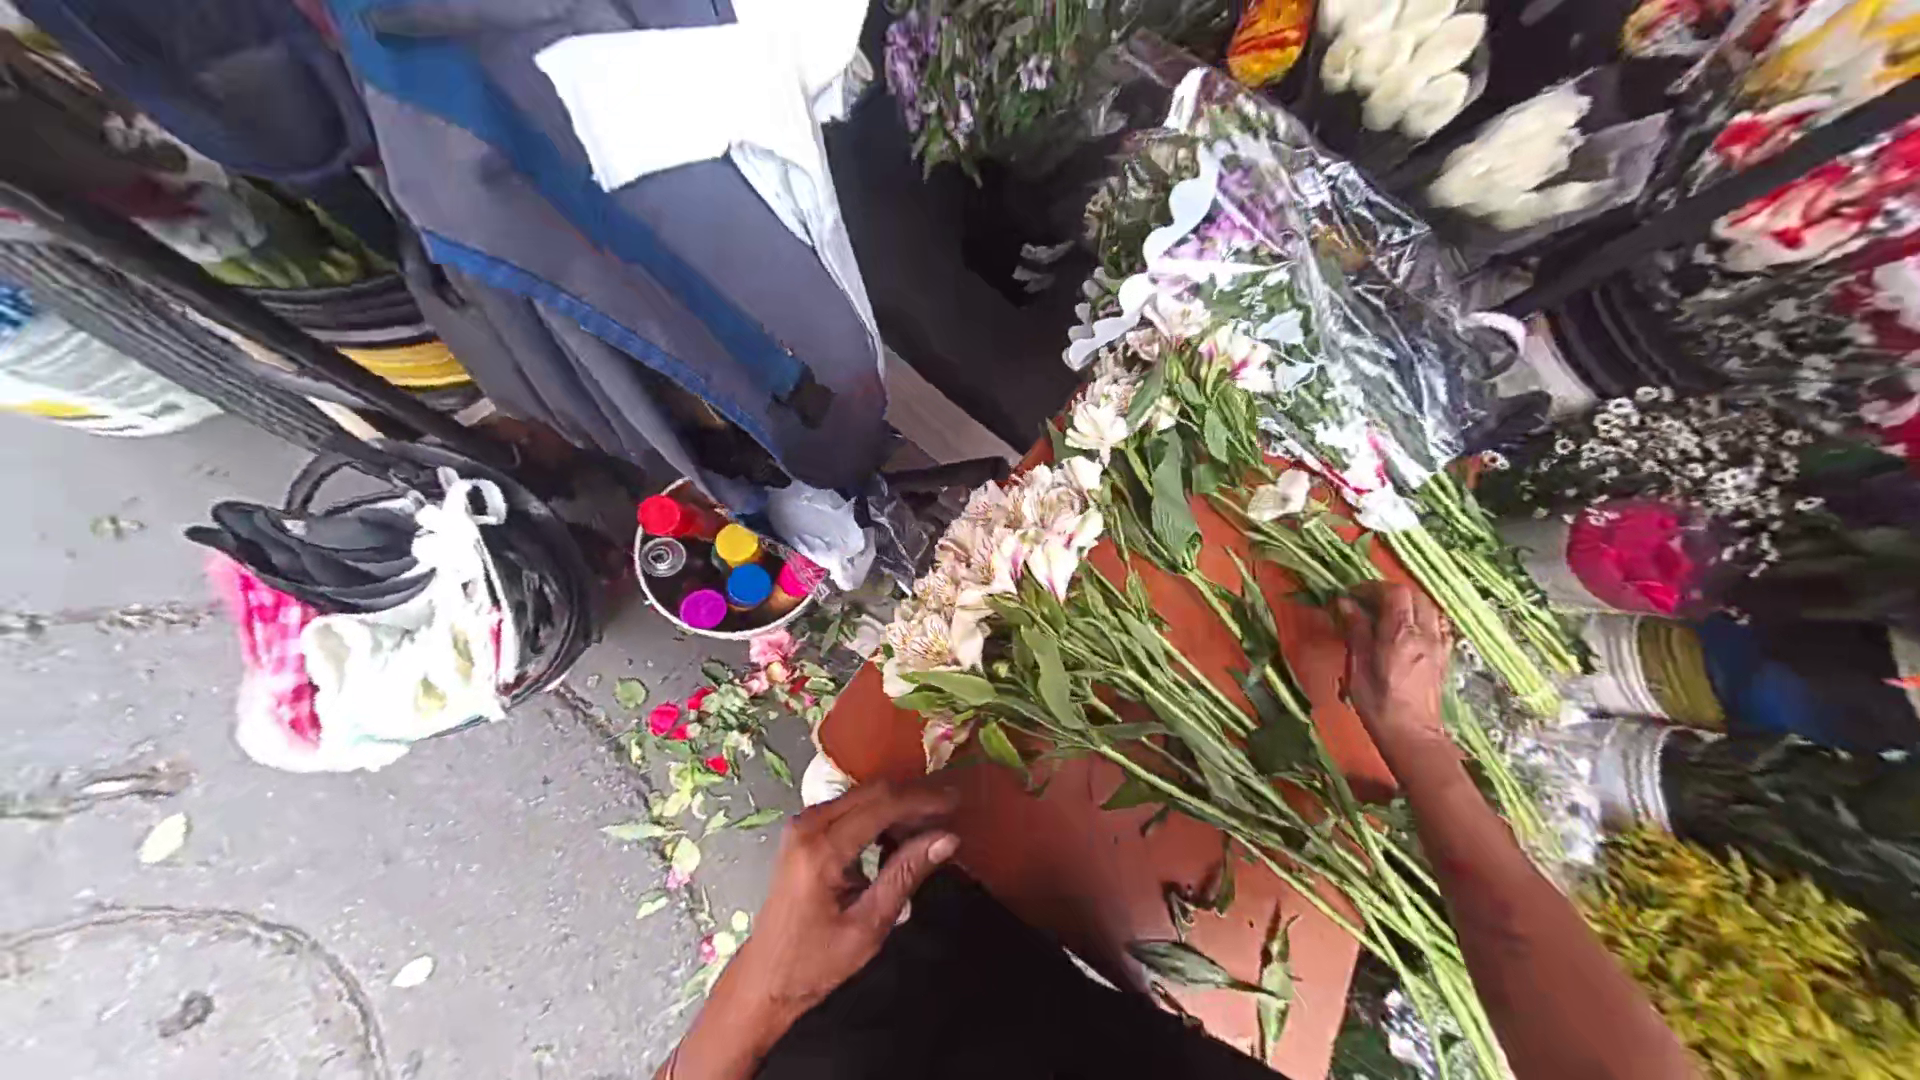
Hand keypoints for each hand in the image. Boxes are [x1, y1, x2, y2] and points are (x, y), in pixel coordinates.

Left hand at [667, 780, 959, 1079]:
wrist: (764, 979)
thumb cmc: (815, 962)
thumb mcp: (869, 925)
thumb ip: (906, 874)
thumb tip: (948, 838)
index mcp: (822, 847)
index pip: (883, 804)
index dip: (923, 799)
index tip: (956, 802)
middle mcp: (810, 823)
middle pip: (873, 792)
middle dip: (914, 798)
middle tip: (949, 811)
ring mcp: (804, 823)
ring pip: (864, 796)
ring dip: (898, 805)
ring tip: (930, 826)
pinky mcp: (805, 829)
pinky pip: (851, 807)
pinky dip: (880, 814)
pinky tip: (900, 835)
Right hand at [1335, 582, 1451, 755]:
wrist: (1410, 732)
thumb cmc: (1376, 700)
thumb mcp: (1357, 664)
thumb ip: (1356, 630)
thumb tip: (1345, 603)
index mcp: (1400, 633)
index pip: (1395, 592)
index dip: (1372, 587)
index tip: (1352, 596)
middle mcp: (1425, 634)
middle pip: (1415, 596)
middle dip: (1389, 593)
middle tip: (1366, 603)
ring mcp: (1439, 644)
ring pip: (1429, 608)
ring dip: (1407, 604)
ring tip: (1385, 615)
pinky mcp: (1443, 655)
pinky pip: (1437, 624)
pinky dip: (1421, 618)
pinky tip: (1406, 629)